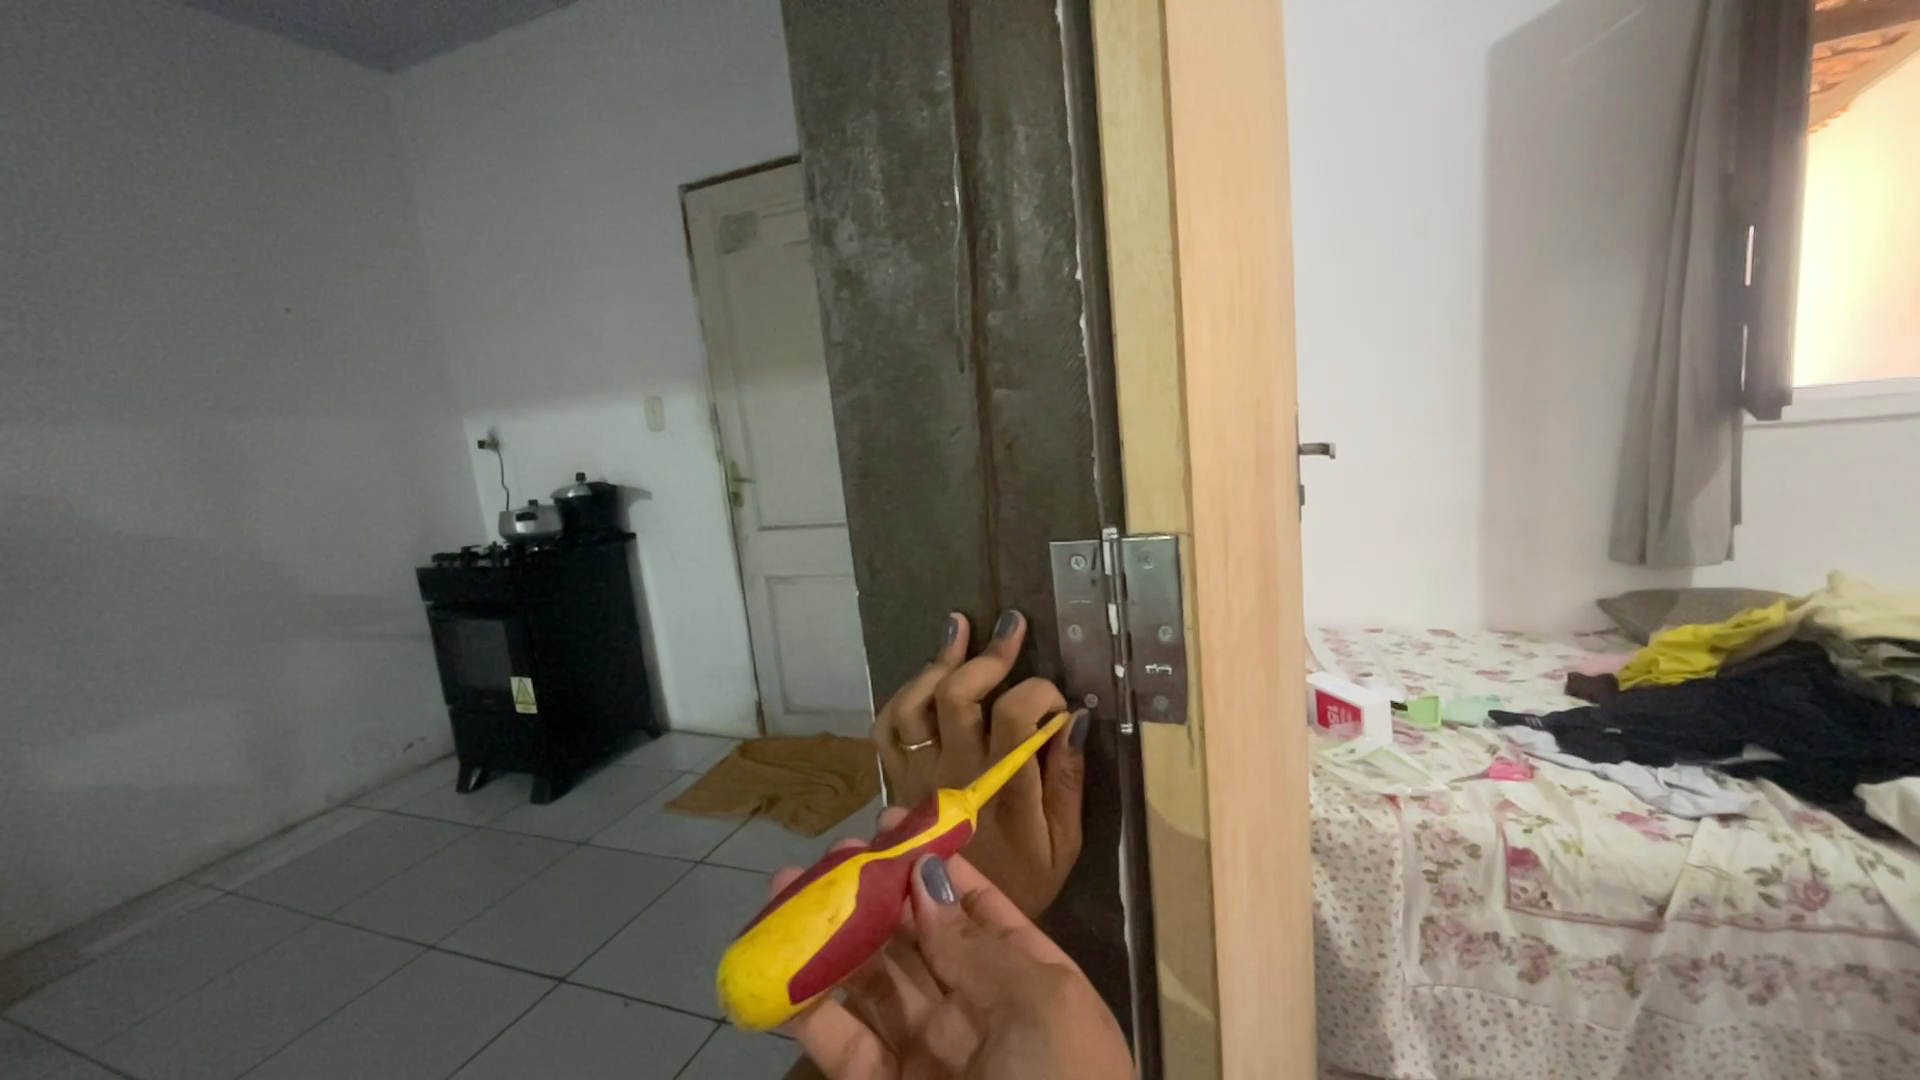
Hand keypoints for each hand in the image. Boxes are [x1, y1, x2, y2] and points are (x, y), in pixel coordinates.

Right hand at [778, 840, 1131, 1079]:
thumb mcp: (1040, 1005)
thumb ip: (974, 944)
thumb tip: (928, 878)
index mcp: (1030, 983)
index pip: (980, 909)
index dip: (939, 865)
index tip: (898, 824)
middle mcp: (976, 1012)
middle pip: (917, 938)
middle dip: (879, 892)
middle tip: (838, 852)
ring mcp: (926, 1055)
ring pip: (872, 981)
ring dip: (832, 935)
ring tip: (790, 885)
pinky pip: (840, 1042)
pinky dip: (807, 1004)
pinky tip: (779, 961)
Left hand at [872, 611, 1087, 915]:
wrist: (956, 920)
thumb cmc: (1023, 880)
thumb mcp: (1063, 844)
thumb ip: (1068, 781)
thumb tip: (1075, 719)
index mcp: (1002, 787)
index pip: (1017, 715)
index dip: (1039, 691)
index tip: (1057, 696)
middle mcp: (954, 772)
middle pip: (957, 694)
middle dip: (989, 654)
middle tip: (1012, 625)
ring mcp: (917, 773)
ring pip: (915, 702)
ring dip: (939, 660)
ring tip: (961, 628)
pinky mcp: (894, 777)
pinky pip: (886, 726)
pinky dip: (902, 693)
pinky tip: (926, 673)